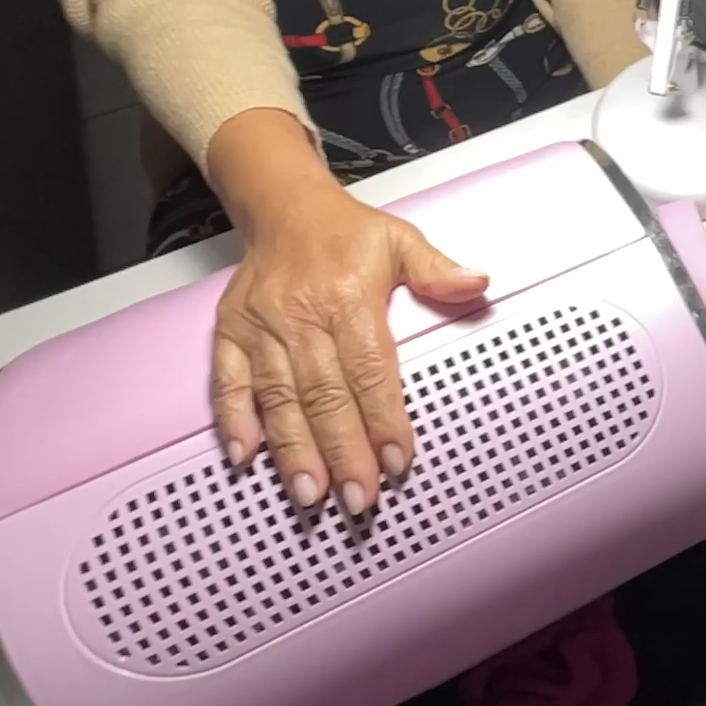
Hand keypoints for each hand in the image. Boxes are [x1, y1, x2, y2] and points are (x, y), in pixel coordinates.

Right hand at [206, 110, 488, 514]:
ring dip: (293, 450)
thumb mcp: (402, 240)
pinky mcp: (229, 332)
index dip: (383, 419)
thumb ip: (437, 269)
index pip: (370, 370)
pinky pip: (226, 382)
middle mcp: (299, 316)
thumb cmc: (350, 233)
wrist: (285, 207)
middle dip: (343, 451)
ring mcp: (259, 327)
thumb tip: (479, 283)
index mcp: (346, 298)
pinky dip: (234, 421)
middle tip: (359, 498)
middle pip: (324, 395)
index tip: (397, 461)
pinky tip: (245, 460)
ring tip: (311, 495)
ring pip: (278, 398)